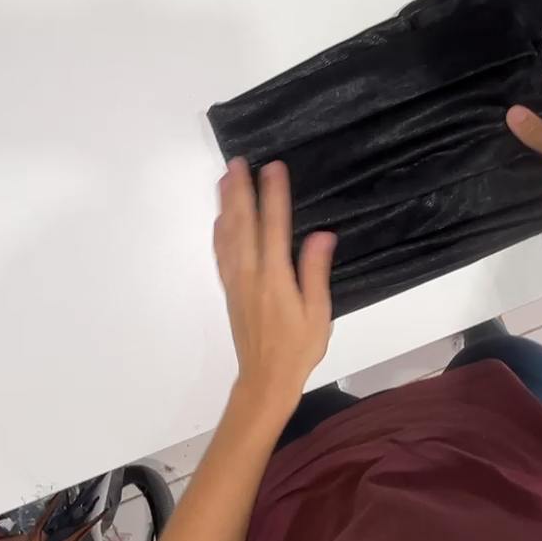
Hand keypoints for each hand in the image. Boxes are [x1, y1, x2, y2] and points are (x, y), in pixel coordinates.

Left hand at [213, 158, 334, 410]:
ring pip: (227, 234)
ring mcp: (236, 281)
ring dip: (226, 204)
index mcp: (275, 277)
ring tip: (224, 178)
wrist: (265, 379)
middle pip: (243, 223)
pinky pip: (221, 253)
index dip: (274, 194)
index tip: (273, 167)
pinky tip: (220, 219)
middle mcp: (250, 274)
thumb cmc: (298, 348)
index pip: (274, 226)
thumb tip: (322, 235)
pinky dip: (219, 231)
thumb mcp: (318, 313)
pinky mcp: (230, 290)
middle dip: (241, 190)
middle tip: (238, 161)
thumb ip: (316, 272)